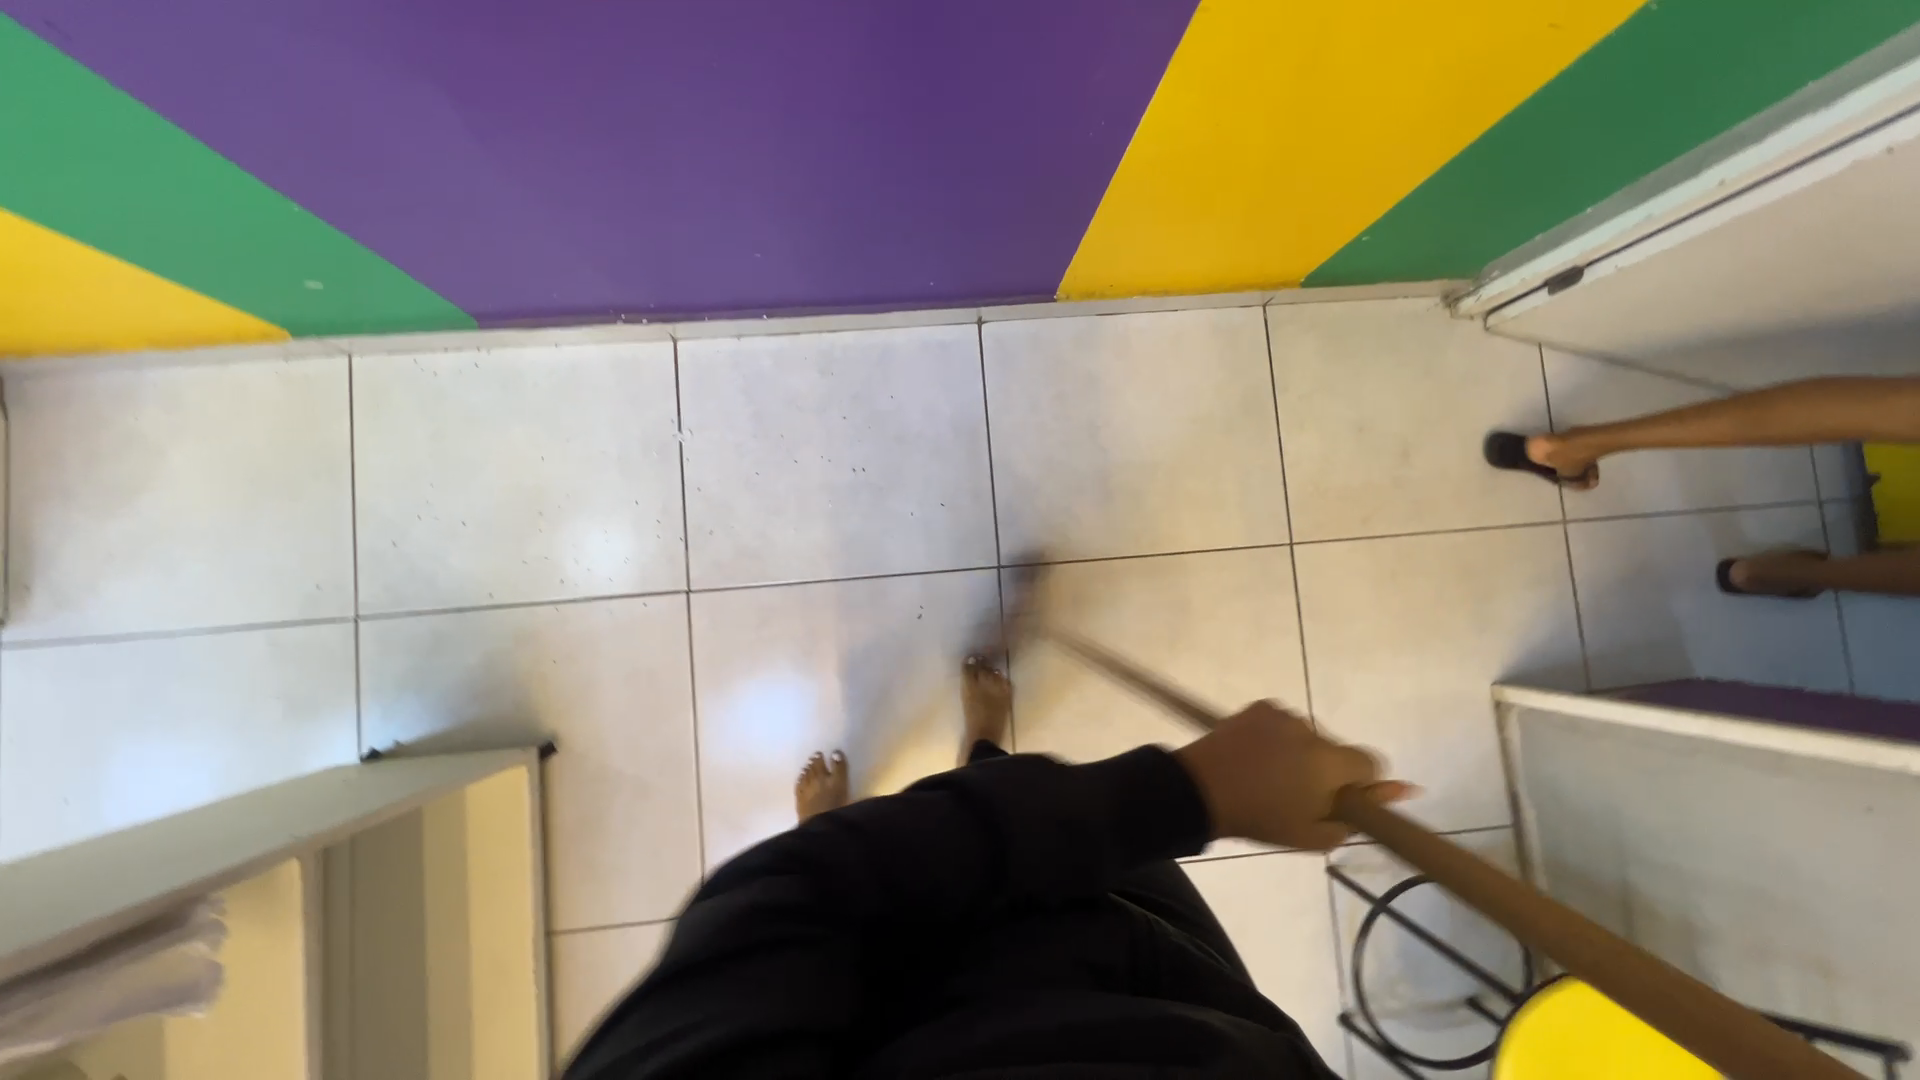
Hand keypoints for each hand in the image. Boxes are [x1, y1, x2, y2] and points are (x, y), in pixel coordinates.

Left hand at [1173, 701, 1413, 850]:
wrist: (1200, 790)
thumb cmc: (1260, 818)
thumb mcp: (1315, 833)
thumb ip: (1361, 815)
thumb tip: (1403, 790)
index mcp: (1331, 761)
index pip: (1370, 763)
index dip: (1360, 784)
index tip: (1338, 799)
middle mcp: (1312, 729)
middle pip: (1336, 750)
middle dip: (1326, 769)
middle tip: (1295, 792)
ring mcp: (1283, 714)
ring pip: (1308, 736)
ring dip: (1299, 752)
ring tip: (1268, 775)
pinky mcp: (1259, 707)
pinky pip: (1282, 724)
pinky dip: (1277, 737)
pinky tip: (1256, 755)